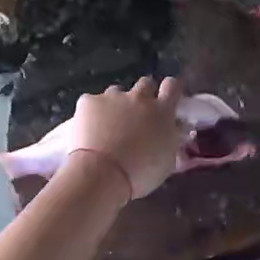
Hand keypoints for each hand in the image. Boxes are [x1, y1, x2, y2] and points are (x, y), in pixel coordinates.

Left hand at [66, 77, 186, 199]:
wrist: (101, 175)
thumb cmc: (139, 175)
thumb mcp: (167, 160)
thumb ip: (170, 138)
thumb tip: (173, 128)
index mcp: (162, 112)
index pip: (172, 86)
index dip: (168, 90)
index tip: (165, 99)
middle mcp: (139, 98)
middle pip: (145, 84)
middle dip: (142, 96)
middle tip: (135, 116)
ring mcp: (112, 97)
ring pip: (116, 93)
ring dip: (115, 105)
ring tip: (106, 127)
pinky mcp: (88, 101)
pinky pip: (91, 103)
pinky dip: (90, 114)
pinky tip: (87, 131)